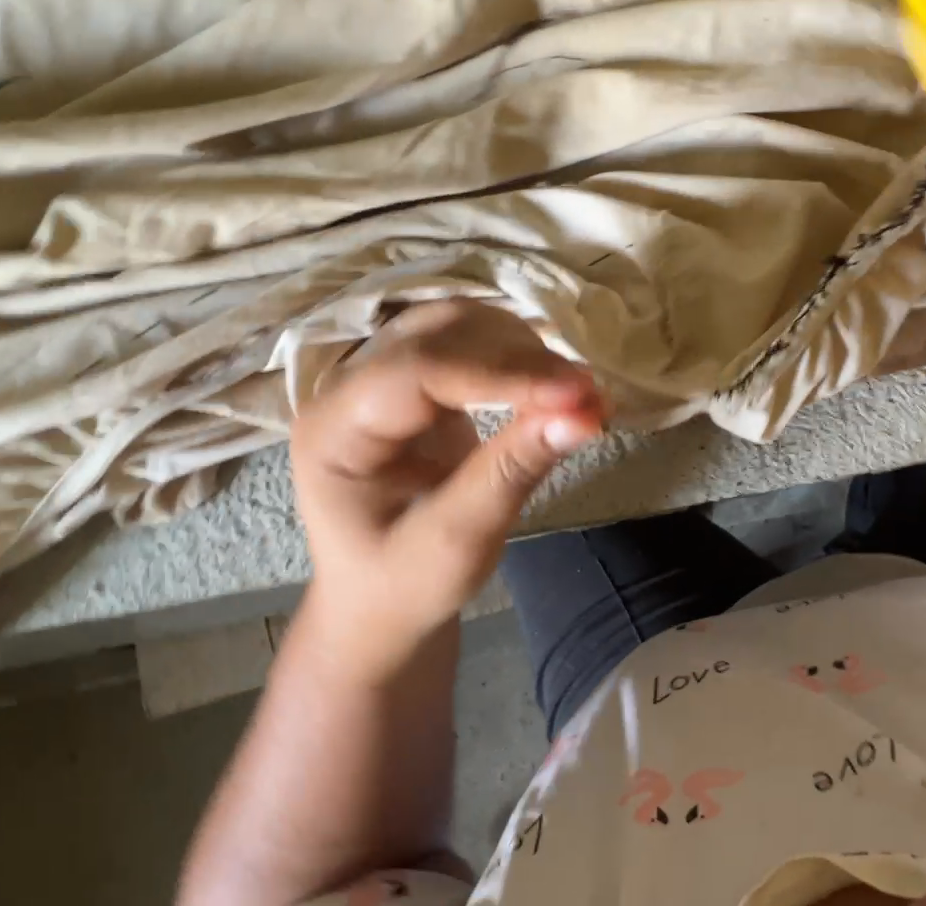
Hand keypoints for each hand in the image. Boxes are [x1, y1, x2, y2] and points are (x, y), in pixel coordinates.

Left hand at [288, 301, 603, 680]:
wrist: (382, 601)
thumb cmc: (406, 584)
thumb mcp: (458, 543)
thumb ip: (512, 471)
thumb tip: (584, 414)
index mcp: (334, 431)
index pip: (420, 372)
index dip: (503, 374)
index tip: (579, 392)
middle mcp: (351, 387)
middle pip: (442, 333)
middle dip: (521, 358)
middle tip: (591, 396)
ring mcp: (384, 378)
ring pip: (462, 324)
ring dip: (525, 349)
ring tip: (577, 393)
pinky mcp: (419, 381)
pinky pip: (473, 342)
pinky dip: (521, 356)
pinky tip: (554, 386)